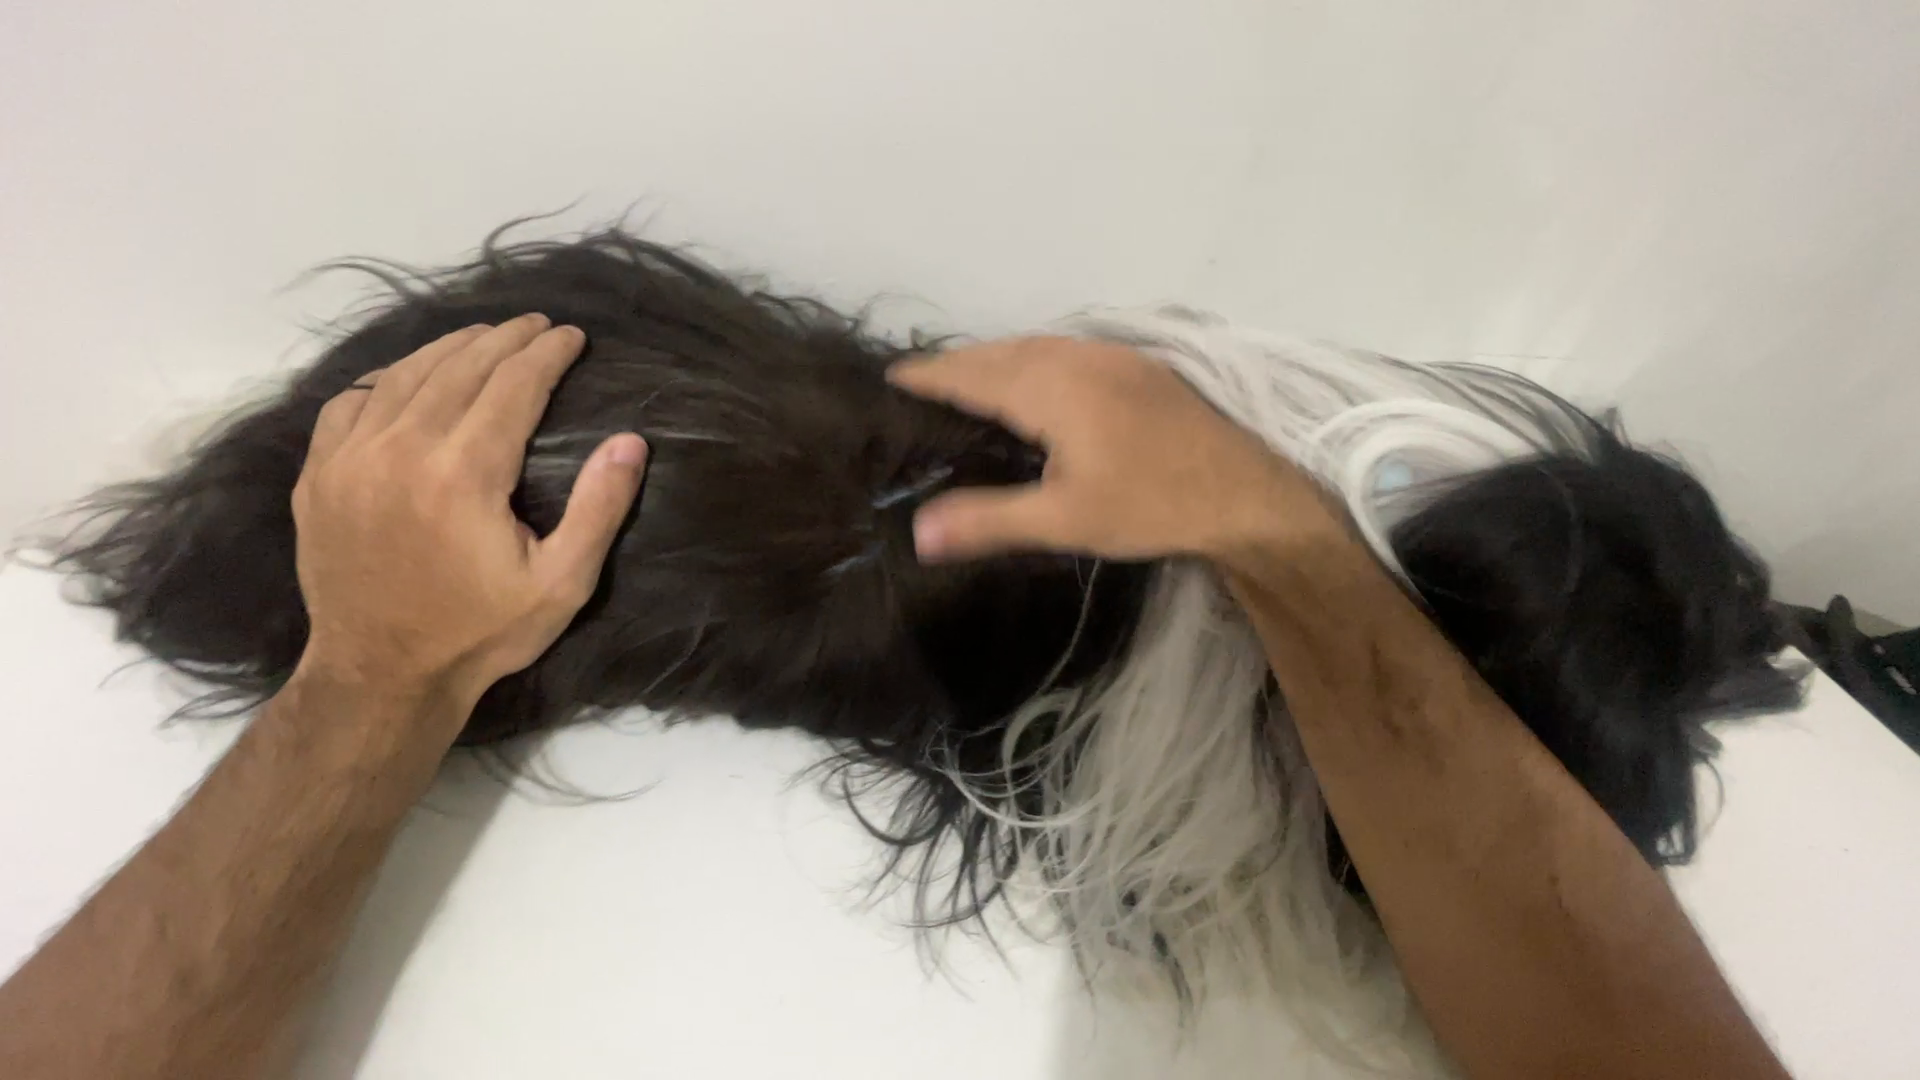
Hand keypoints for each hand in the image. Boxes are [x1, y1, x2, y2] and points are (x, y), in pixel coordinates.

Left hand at [291, 314, 647, 708]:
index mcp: (464, 472)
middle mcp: (400, 449)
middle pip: (459, 367)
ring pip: (403, 374)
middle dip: (505, 338)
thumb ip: (600, 507)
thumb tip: (631, 440)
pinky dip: (390, 376)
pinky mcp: (319, 475)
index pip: (512, 385)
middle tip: (539, 325)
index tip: (572, 335)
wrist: (381, 675)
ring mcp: (349, 459)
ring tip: (488, 335)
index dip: (547, 353)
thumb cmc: (484, 630)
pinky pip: (352, 402)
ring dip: (452, 347)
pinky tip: (413, 376)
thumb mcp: (564, 581)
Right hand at [887, 337, 1329, 561]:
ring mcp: (1112, 357)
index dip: (929, 374)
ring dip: (994, 358)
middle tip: (919, 381)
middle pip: (1000, 351)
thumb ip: (988, 520)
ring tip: (964, 379)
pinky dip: (1029, 360)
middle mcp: (1078, 357)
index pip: (973, 372)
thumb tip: (917, 532)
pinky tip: (1032, 382)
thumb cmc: (1149, 506)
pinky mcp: (1136, 367)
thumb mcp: (1063, 520)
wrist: (1244, 493)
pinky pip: (1063, 351)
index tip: (890, 376)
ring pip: (1034, 347)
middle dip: (956, 362)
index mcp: (1052, 387)